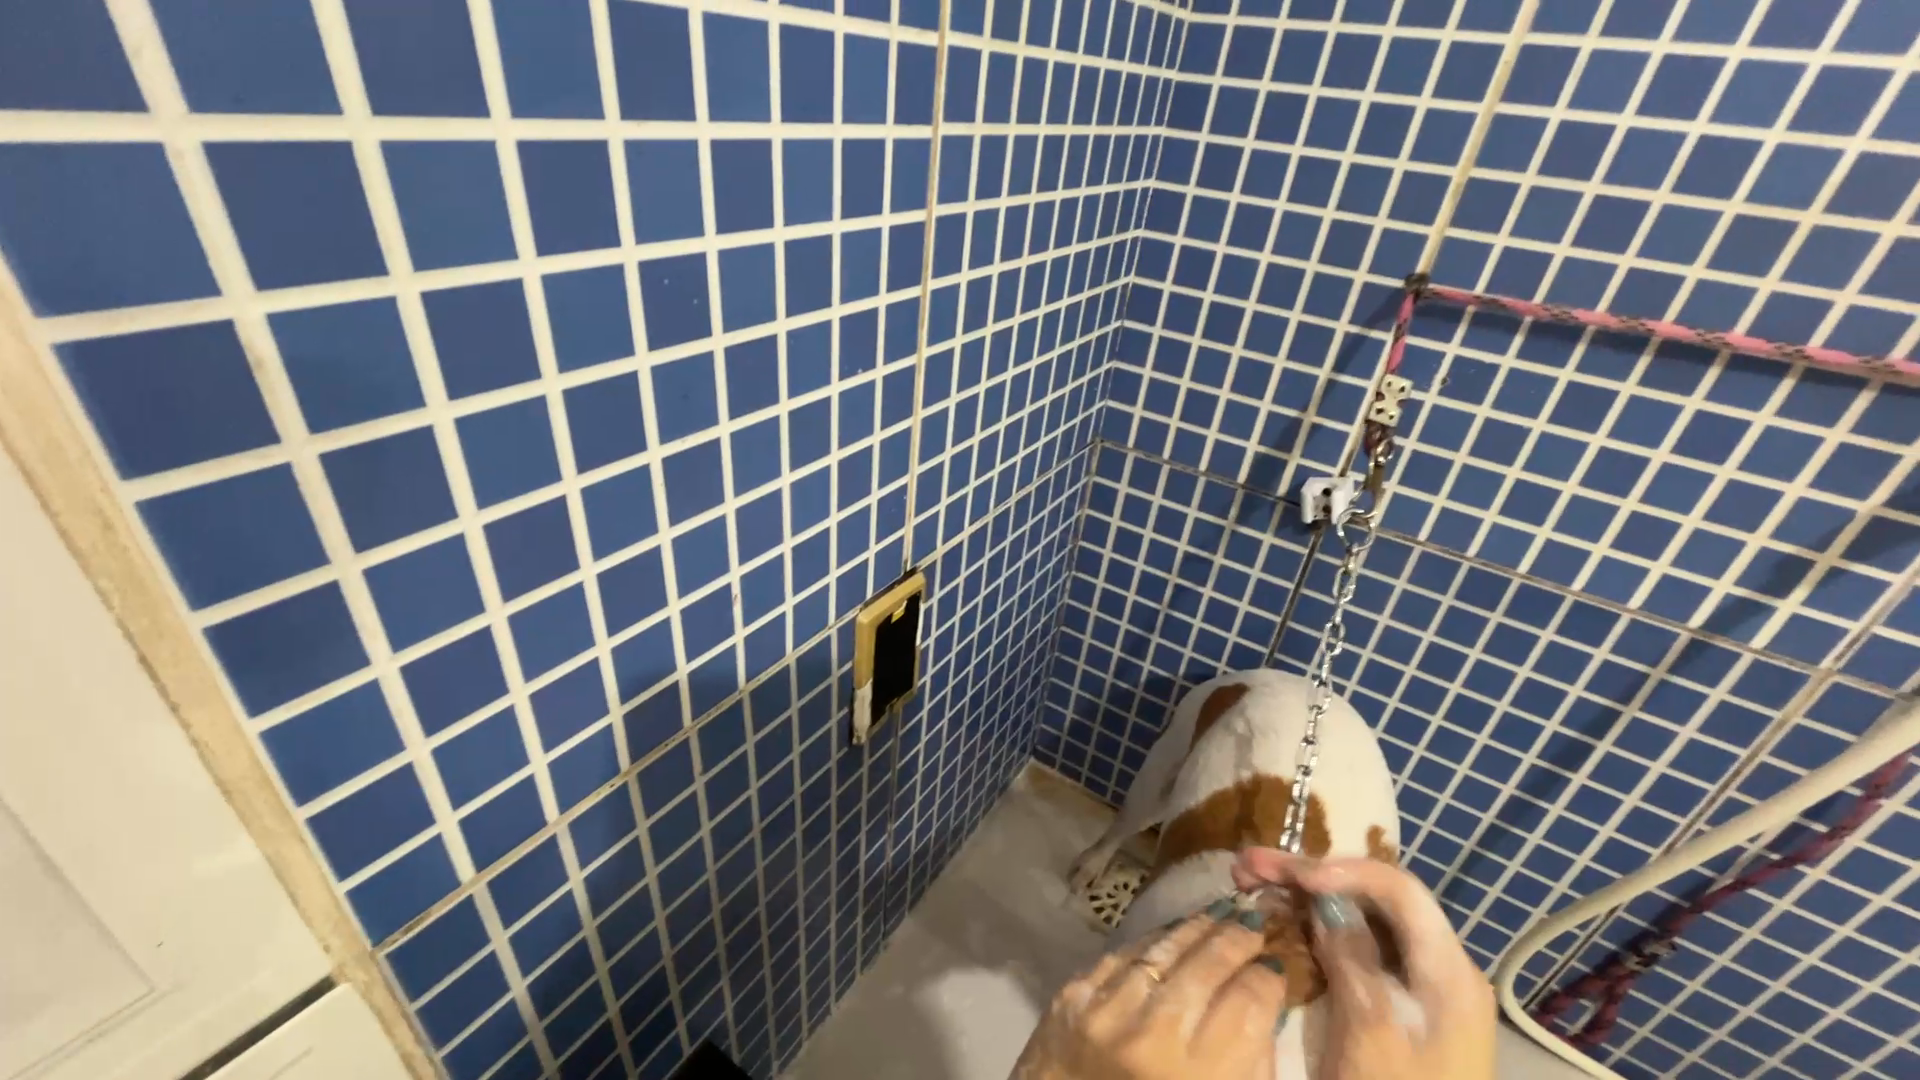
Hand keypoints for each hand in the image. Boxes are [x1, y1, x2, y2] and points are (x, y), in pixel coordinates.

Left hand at [1012, 905, 1287, 1078]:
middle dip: (1236, 938)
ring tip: (1218, 915)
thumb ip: (1250, 1063)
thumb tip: (1265, 1002)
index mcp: (1202, 1073)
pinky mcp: (1072, 996)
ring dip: (1195, 929)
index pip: (1250, 1001)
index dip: (1269, 977)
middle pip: (1207, 964)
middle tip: (1253, 922)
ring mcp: (1107, 1009)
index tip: (1276, 964)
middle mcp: (1155, 1034)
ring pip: (1162, 949)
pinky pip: (1122, 956)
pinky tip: (1169, 935)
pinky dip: (1151, 943)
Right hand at [1233, 850, 1495, 1079]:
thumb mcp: (1372, 1031)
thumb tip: (1324, 902)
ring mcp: (1412, 985)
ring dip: (1299, 894)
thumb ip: (1351, 956)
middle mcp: (1434, 965)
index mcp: (1447, 970)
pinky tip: (1272, 915)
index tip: (1293, 877)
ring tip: (1247, 878)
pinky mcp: (1390, 1003)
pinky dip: (1308, 924)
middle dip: (1307, 874)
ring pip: (1354, 917)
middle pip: (1370, 896)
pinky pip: (1348, 946)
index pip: (1398, 888)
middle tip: (1247, 864)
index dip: (1343, 870)